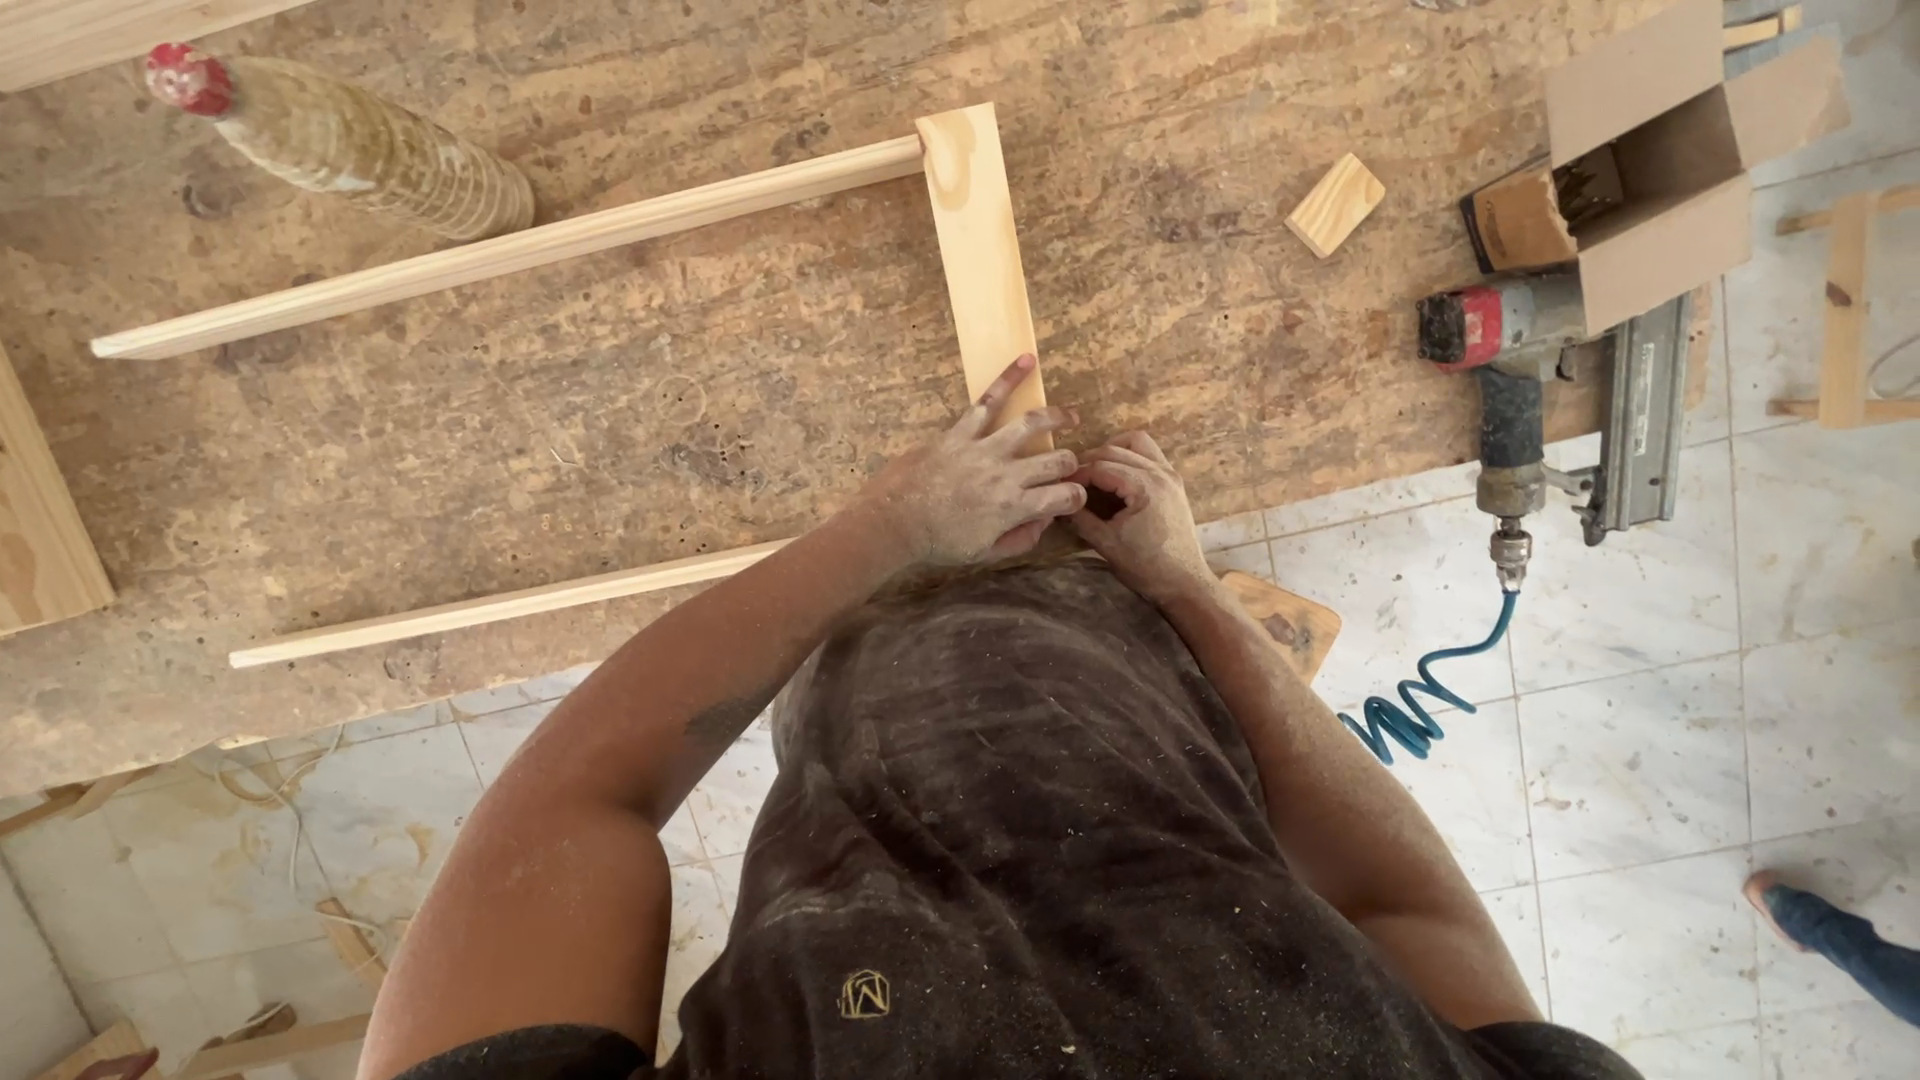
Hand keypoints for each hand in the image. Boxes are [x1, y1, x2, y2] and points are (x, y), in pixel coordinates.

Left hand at [857, 354, 1085, 565]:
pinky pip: (989, 401)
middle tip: (1066, 464)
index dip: (1076, 497)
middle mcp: (1007, 475)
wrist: (895, 521)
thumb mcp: (985, 553)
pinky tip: (1028, 360)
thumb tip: (1045, 521)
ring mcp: (984, 449)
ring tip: (1070, 417)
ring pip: (1032, 424)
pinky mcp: (961, 432)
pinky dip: (1009, 378)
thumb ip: (1020, 540)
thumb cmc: (938, 542)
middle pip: (1057, 461)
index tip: (1071, 497)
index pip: (1065, 498)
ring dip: (1057, 418)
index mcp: (1014, 507)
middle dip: (1070, 463)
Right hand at [1067, 431, 1214, 603]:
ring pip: (1135, 443)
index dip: (1075, 474)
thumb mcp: (1106, 543)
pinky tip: (1115, 476)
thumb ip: (1080, 518)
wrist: (1183, 582)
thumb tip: (1057, 504)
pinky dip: (1129, 457)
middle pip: (1115, 450)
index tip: (1058, 485)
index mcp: (1144, 486)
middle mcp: (1160, 472)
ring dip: (1111, 451)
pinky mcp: (1173, 482)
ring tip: (1093, 471)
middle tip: (1070, 479)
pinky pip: (1149, 454)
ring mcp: (1170, 474)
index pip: (1100, 467)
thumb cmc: (1146, 566)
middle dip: (1088, 461)